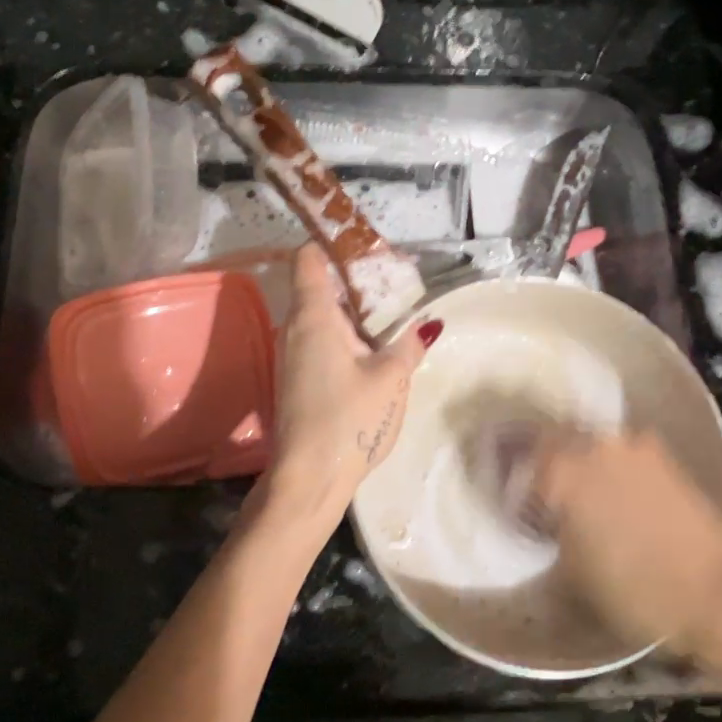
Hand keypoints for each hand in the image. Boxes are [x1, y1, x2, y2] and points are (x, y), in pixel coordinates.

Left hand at [261, 244, 439, 525]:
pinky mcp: (297, 377)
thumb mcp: (391, 380)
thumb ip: (409, 346)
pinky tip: (374, 351)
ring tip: (392, 315)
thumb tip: (428, 324)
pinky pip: (320, 339)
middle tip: (394, 281)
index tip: (364, 244)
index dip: (332, 243)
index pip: (308, 258)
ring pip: (321, 316)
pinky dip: (345, 335)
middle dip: (354, 279)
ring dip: (353, 310)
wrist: (307, 478)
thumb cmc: (348, 419)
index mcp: (313, 316)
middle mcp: (295, 327)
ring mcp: (292, 354)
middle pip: (318, 285)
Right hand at [534, 429, 721, 651]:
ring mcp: (633, 447)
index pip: (520, 459)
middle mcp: (594, 445)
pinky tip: (614, 498)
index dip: (513, 479)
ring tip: (580, 496)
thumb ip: (550, 534)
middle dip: (546, 463)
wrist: (718, 593)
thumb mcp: (572, 572)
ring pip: (591, 446)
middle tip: (542, 492)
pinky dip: (612, 470)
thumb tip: (544, 522)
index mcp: (562, 470)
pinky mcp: (664, 459)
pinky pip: (623, 456)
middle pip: (555, 442)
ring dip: (582, 464)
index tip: (513, 500)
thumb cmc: (636, 589)